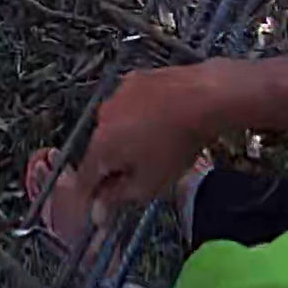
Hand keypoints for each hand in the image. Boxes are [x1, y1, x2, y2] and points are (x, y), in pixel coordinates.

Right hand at [77, 62, 228, 211]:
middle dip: (113, 165)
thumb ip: (118, 196)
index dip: (90, 196)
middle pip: (100, 149)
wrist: (202, 98)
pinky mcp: (134, 78)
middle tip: (136, 175)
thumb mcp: (148, 184)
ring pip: (114, 125)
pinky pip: (128, 105)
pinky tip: (159, 120)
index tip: (99, 208)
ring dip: (125, 138)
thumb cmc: (176, 144)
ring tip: (153, 145)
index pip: (85, 178)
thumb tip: (100, 204)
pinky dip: (137, 115)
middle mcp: (102, 116)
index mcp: (101, 144)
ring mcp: (118, 94)